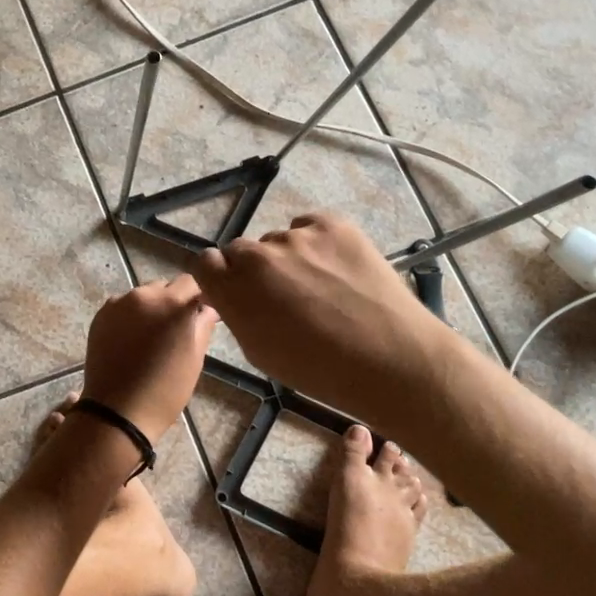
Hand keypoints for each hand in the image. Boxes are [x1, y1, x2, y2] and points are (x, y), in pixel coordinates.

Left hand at [79, 275, 219, 443]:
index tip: (200, 312)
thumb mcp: (194, 358)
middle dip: (173, 301)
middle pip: (165, 287)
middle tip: (174, 329)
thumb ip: (203, 325)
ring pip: (142, 296)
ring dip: (150, 308)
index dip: (198, 295)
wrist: (118, 411)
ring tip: (150, 337)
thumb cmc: (165, 390)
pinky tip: (131, 340)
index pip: (192, 282)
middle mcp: (144, 295)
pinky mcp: (100, 315)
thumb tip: (208, 308)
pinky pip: (122, 306)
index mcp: (173, 304)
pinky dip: (130, 316)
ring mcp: (119, 304)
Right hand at [189, 213, 458, 427]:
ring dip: (289, 258)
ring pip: (279, 241)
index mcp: (233, 291)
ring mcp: (297, 237)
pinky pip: (309, 226)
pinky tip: (335, 269)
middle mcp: (258, 257)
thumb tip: (231, 292)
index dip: (218, 276)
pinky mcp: (333, 224)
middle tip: (283, 294)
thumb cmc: (319, 370)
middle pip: (240, 250)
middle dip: (253, 269)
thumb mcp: (258, 351)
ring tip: (321, 286)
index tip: (234, 290)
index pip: (204, 262)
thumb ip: (236, 312)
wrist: (391, 359)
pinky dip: (316, 243)